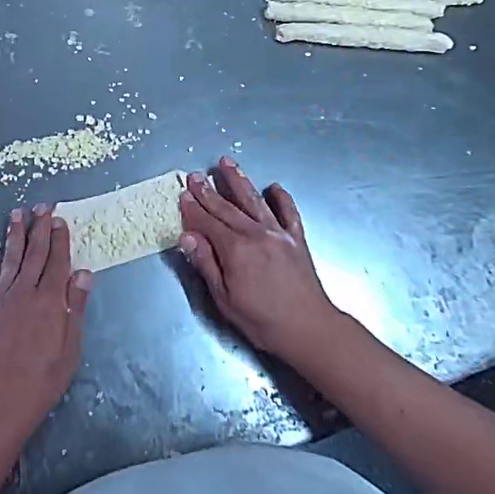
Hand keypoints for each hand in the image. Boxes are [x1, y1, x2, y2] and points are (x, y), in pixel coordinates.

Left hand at [0, 205, 91, 436]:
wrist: (3, 399)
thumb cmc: (44, 379)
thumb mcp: (71, 348)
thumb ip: (76, 307)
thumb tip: (84, 272)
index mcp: (49, 300)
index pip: (57, 262)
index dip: (59, 240)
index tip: (60, 220)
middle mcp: (24, 292)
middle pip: (34, 253)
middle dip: (40, 228)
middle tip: (43, 206)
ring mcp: (0, 298)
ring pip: (9, 259)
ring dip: (13, 235)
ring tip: (16, 213)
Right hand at [178, 156, 341, 364]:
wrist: (311, 331)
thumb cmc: (263, 320)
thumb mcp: (225, 298)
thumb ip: (206, 264)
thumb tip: (187, 237)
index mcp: (235, 249)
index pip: (207, 222)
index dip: (192, 208)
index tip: (182, 195)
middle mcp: (256, 234)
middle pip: (226, 207)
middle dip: (208, 190)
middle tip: (195, 175)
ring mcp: (279, 233)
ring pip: (253, 200)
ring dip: (238, 180)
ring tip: (226, 162)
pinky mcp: (297, 239)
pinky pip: (289, 213)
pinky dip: (282, 198)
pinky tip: (275, 187)